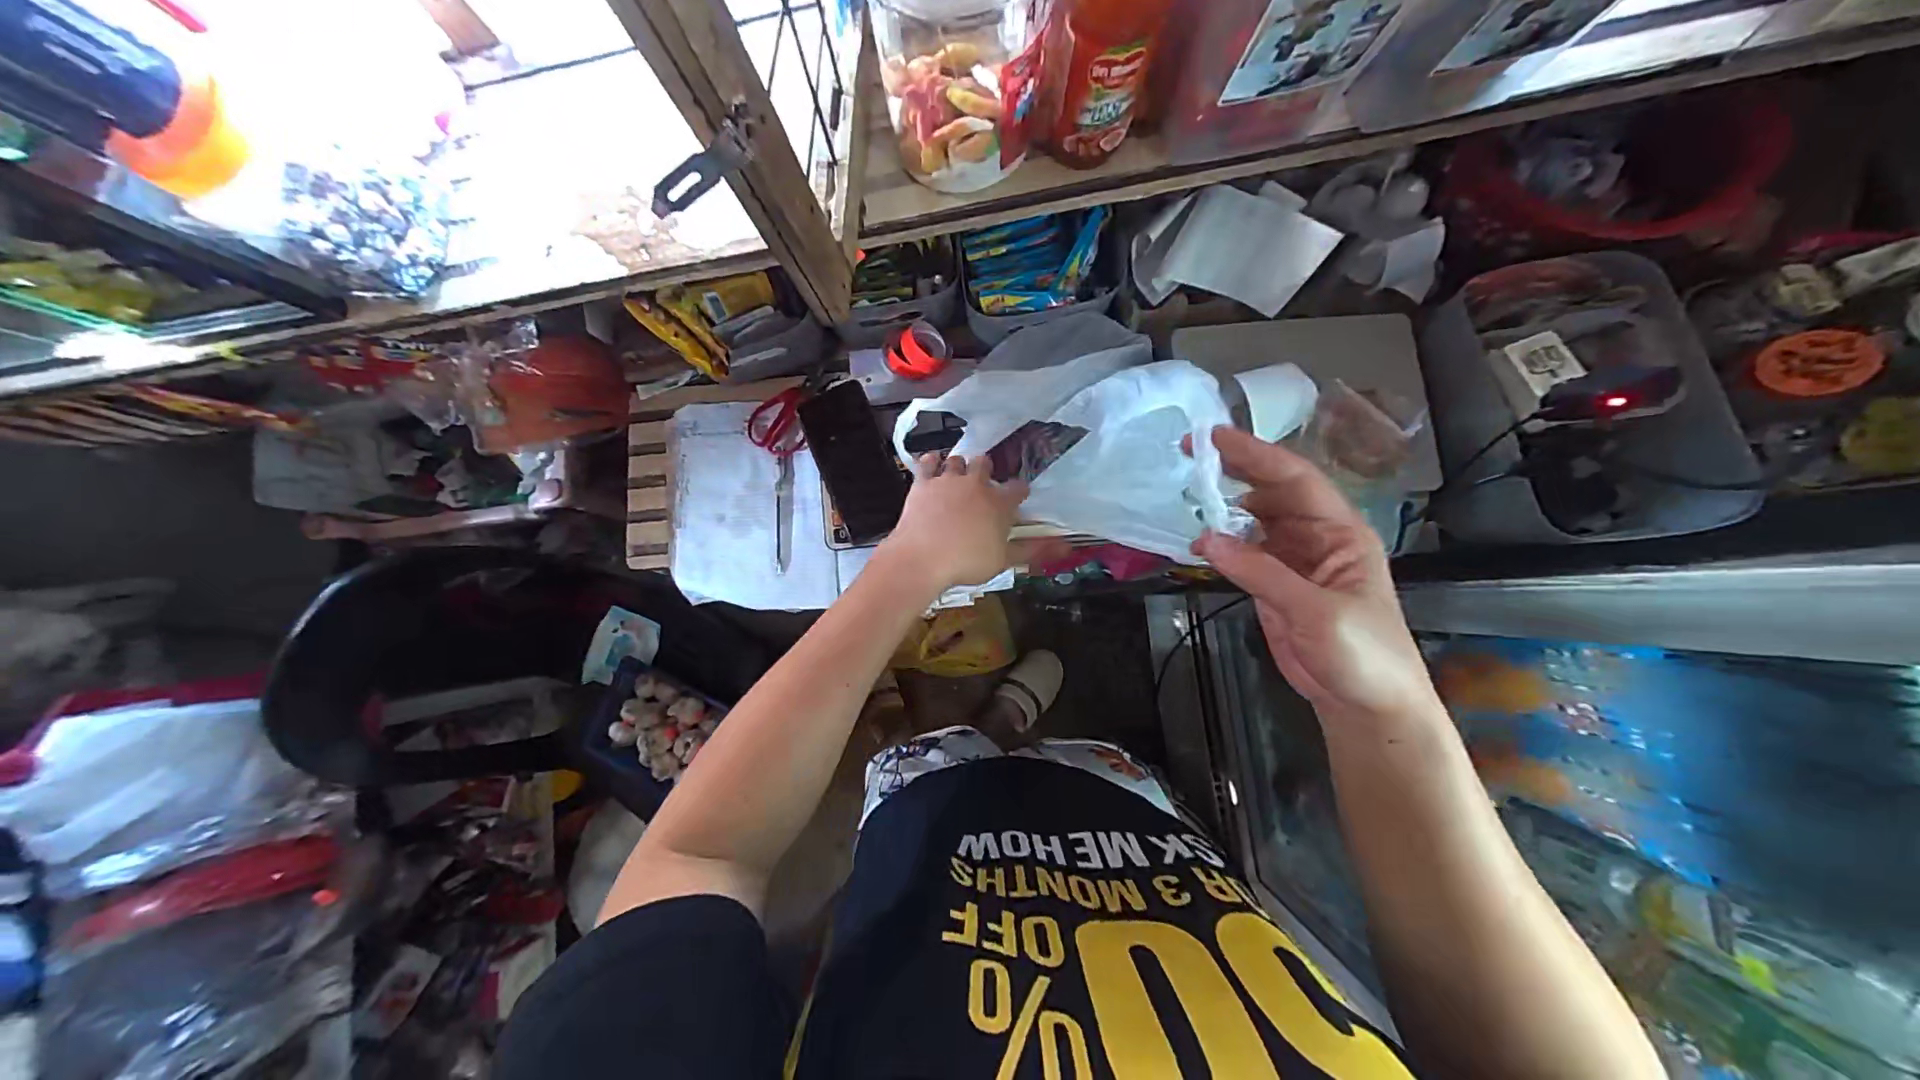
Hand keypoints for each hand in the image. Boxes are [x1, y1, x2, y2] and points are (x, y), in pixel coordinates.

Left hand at [878, 453, 1028, 593]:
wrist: (923, 558)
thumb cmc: (966, 562)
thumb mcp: (1003, 560)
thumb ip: (1031, 550)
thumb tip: (1060, 547)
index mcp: (999, 503)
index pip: (1018, 488)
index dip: (1019, 491)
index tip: (1018, 496)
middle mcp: (975, 484)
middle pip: (985, 464)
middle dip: (986, 470)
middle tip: (984, 481)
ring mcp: (948, 480)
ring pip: (957, 460)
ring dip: (959, 466)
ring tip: (958, 475)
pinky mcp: (923, 483)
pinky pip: (928, 462)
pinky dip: (931, 462)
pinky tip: (932, 464)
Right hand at [1192, 427, 1440, 730]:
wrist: (1368, 705)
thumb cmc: (1362, 654)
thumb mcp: (1316, 611)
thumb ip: (1261, 572)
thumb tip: (1206, 538)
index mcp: (1342, 532)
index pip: (1296, 480)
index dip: (1256, 455)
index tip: (1215, 437)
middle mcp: (1317, 538)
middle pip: (1273, 491)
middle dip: (1236, 470)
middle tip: (1191, 453)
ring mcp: (1293, 562)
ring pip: (1255, 520)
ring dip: (1225, 507)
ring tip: (1190, 495)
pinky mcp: (1274, 586)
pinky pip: (1243, 554)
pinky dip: (1220, 545)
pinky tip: (1199, 542)